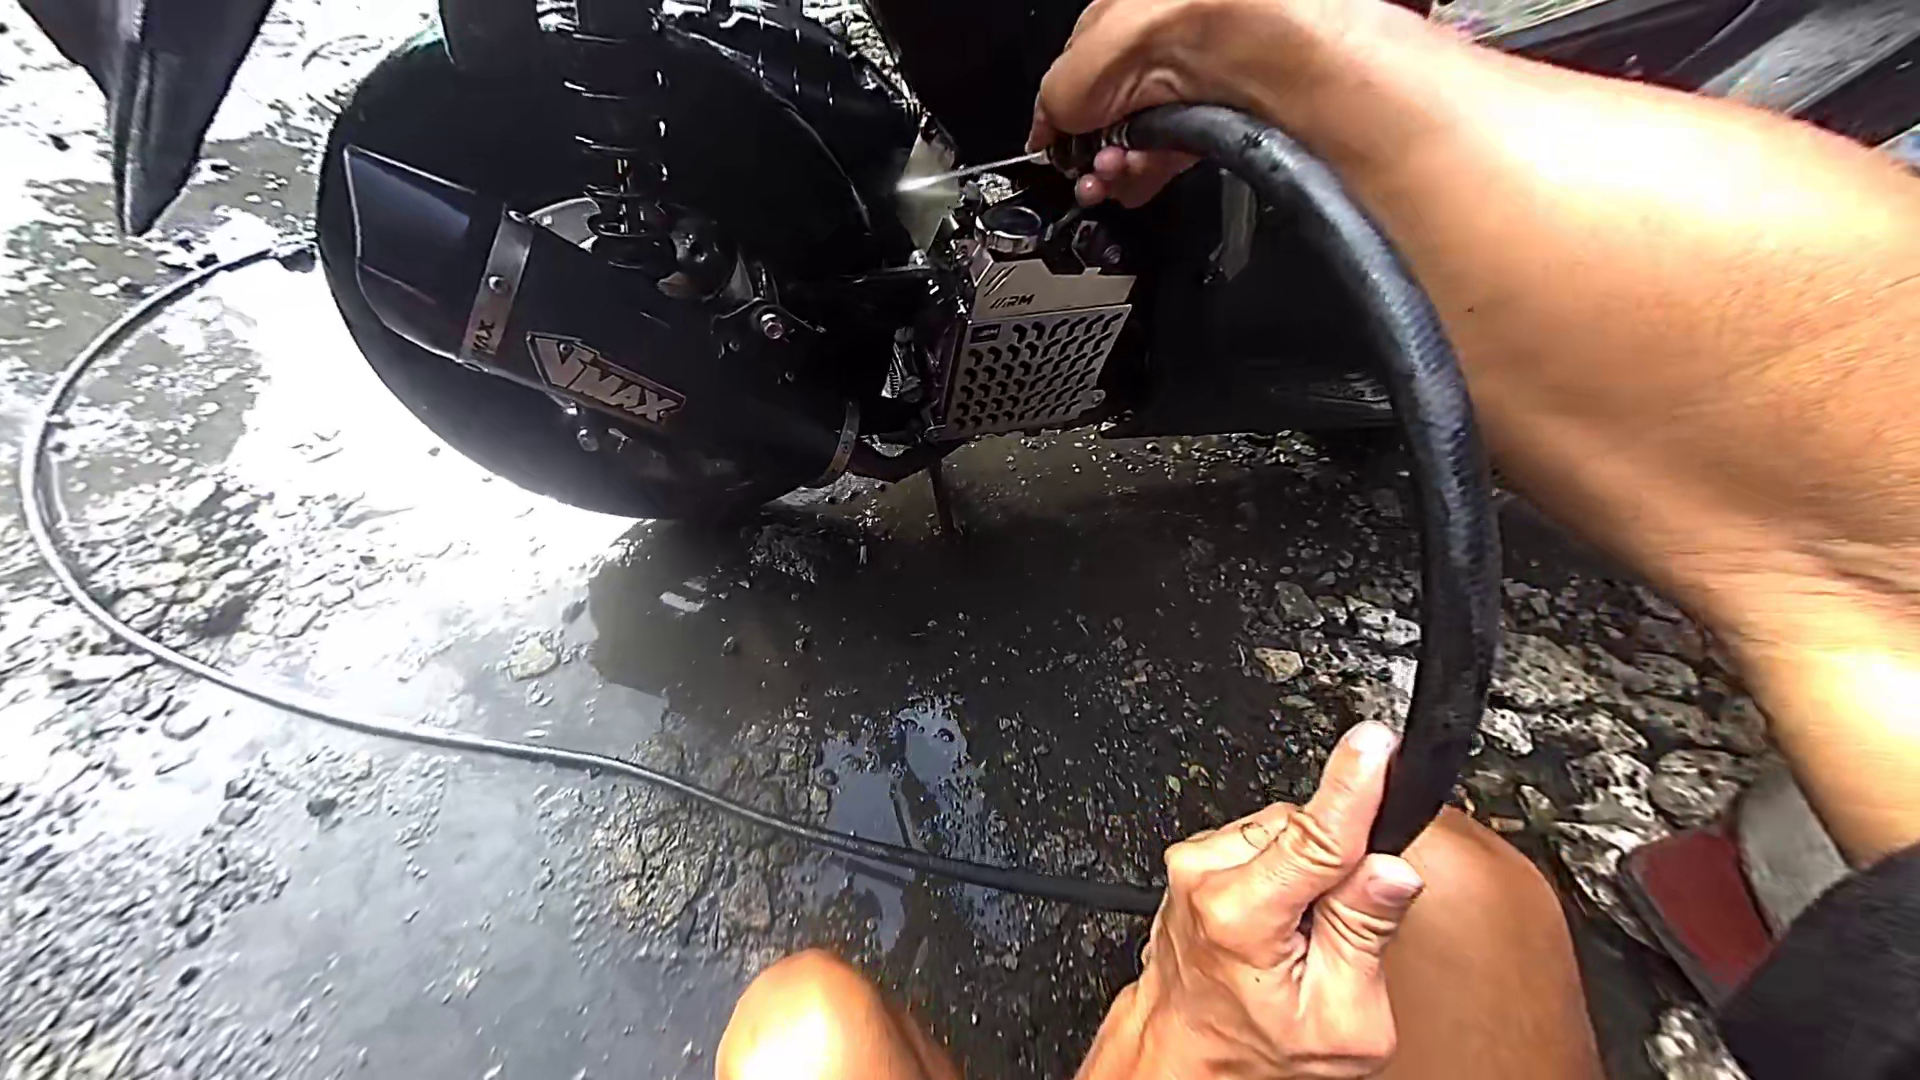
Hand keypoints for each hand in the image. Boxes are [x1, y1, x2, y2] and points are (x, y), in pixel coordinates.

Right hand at [1028, 0, 1413, 206]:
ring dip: (1113, 172)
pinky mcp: (1201, 123)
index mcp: (1114, 24)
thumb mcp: (1069, 73)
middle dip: (1088, 159)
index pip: (1074, 88)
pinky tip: (1137, 174)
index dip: (1061, 127)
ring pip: (1130, 150)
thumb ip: (1048, 105)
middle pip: (1102, 128)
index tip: (1056, 155)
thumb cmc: (1164, 26)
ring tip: (1112, 173)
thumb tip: (1042, 134)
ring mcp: (1176, 91)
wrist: (1234, 39)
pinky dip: (1144, 175)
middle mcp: (1148, 56)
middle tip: (1087, 174)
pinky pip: (1162, 162)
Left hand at [1077, 720, 1424, 1078]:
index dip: (1352, 786)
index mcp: (1239, 913)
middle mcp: (1205, 871)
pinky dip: (1278, 862)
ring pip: (1278, 829)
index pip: (1314, 837)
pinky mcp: (1192, 853)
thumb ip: (1365, 932)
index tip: (1373, 745)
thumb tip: (1392, 869)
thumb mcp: (1341, 1020)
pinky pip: (1255, 837)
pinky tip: (1275, 909)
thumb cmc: (1254, 1046)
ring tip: (1299, 926)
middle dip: (1336, 860)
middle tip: (1336, 923)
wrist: (1185, 1040)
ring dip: (1305, 864)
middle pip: (1299, 828)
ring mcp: (1192, 858)